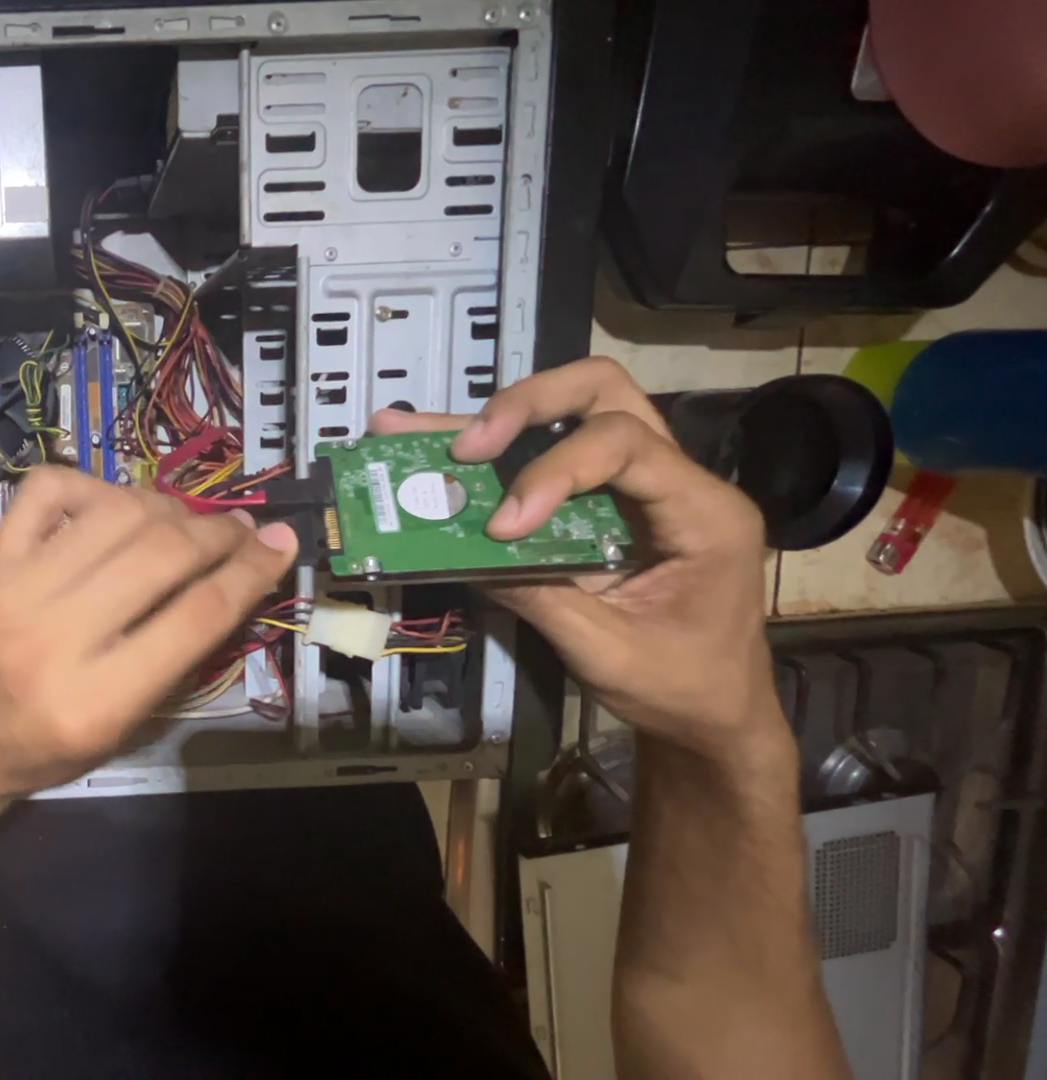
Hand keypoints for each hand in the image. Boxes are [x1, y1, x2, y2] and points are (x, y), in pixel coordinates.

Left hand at [0, 467, 297, 807]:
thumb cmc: (44, 749)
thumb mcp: (123, 729)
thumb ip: (178, 657)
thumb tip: (234, 576)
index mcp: (96, 700)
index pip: (195, 617)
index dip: (250, 572)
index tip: (279, 545)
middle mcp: (53, 638)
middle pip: (161, 555)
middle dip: (217, 533)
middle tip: (241, 529)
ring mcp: (14, 589)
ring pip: (115, 514)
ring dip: (168, 508)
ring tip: (186, 522)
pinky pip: (49, 489)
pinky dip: (94, 485)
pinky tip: (114, 506)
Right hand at [371, 358, 781, 760]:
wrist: (710, 710)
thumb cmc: (680, 685)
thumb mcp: (608, 652)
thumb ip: (543, 597)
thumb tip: (468, 555)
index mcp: (701, 512)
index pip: (624, 445)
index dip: (553, 471)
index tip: (501, 527)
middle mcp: (671, 476)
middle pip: (600, 391)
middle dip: (525, 406)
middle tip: (466, 447)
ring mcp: (632, 482)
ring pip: (567, 408)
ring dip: (490, 419)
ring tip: (404, 427)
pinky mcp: (598, 499)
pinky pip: (543, 456)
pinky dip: (486, 455)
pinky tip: (428, 447)